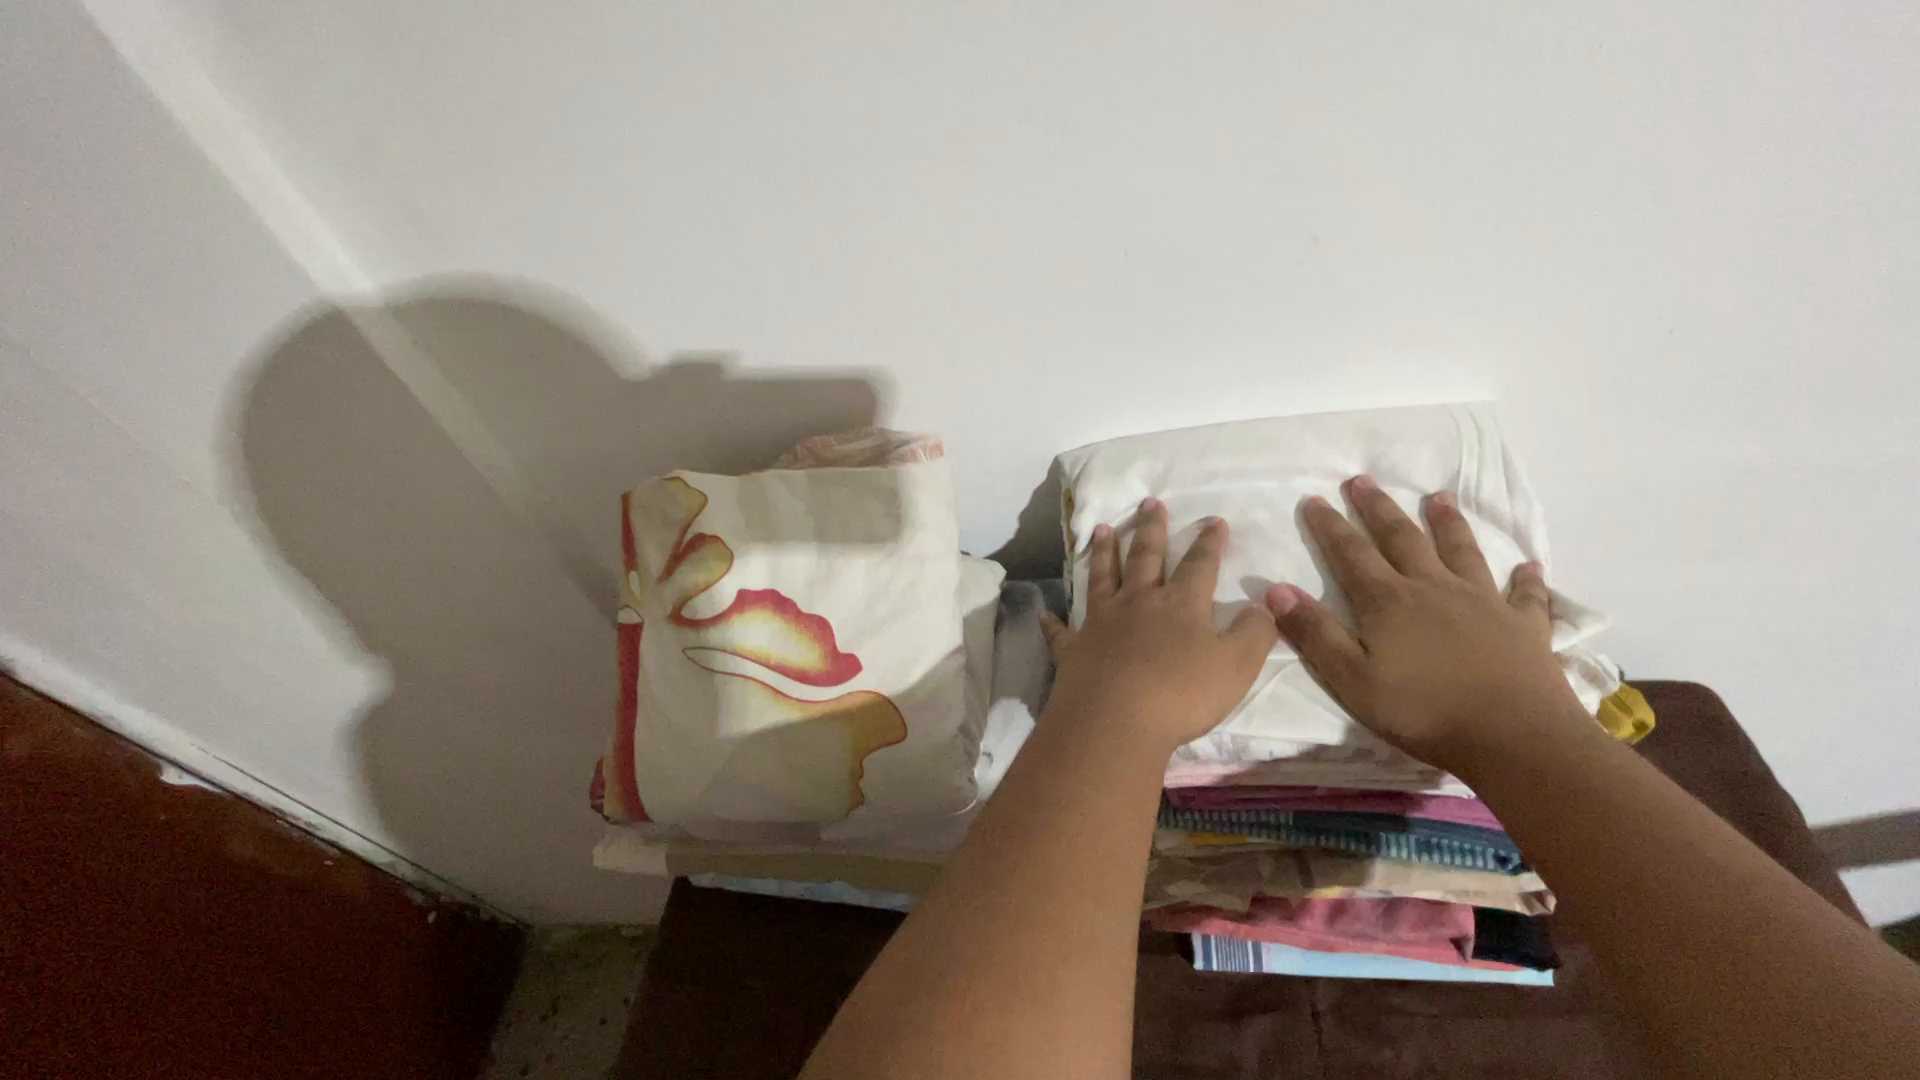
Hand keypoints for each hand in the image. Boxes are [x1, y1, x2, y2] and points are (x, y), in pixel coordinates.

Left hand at [1040, 498, 1279, 754]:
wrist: (1115, 721)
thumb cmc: (1181, 694)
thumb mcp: (1235, 666)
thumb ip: (1253, 634)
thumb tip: (1264, 606)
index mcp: (1180, 605)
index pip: (1199, 565)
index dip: (1209, 543)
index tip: (1214, 521)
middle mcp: (1138, 603)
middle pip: (1145, 558)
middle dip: (1150, 529)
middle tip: (1150, 502)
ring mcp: (1100, 623)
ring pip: (1102, 578)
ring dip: (1103, 553)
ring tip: (1102, 529)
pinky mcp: (1073, 650)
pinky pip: (1061, 632)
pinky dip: (1053, 623)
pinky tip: (1045, 613)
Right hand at [1265, 475, 1589, 771]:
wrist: (1514, 737)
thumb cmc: (1423, 711)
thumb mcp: (1350, 678)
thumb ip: (1314, 633)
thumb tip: (1276, 590)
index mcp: (1388, 602)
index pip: (1351, 554)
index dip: (1330, 526)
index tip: (1314, 499)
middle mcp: (1433, 589)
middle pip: (1401, 539)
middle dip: (1378, 509)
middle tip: (1362, 480)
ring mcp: (1483, 603)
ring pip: (1461, 552)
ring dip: (1448, 523)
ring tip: (1438, 497)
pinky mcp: (1523, 626)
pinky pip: (1525, 595)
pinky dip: (1526, 579)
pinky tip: (1529, 566)